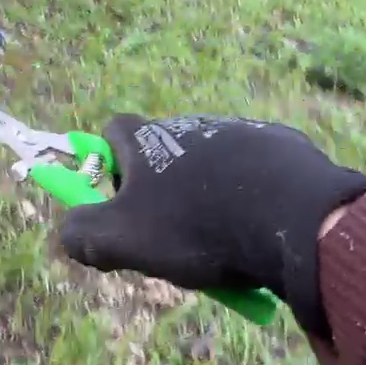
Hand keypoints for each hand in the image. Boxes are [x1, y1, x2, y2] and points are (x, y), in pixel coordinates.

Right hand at [58, 114, 365, 339]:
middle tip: (176, 235)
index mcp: (145, 138)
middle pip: (161, 152)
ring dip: (209, 192)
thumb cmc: (199, 227)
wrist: (299, 221)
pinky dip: (253, 193)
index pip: (111, 131)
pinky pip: (255, 169)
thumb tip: (66, 233)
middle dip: (163, 188)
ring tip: (227, 241)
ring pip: (209, 162)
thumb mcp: (124, 240)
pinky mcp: (281, 145)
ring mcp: (236, 130)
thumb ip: (82, 234)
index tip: (122, 202)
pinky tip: (266, 229)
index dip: (109, 165)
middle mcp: (185, 124)